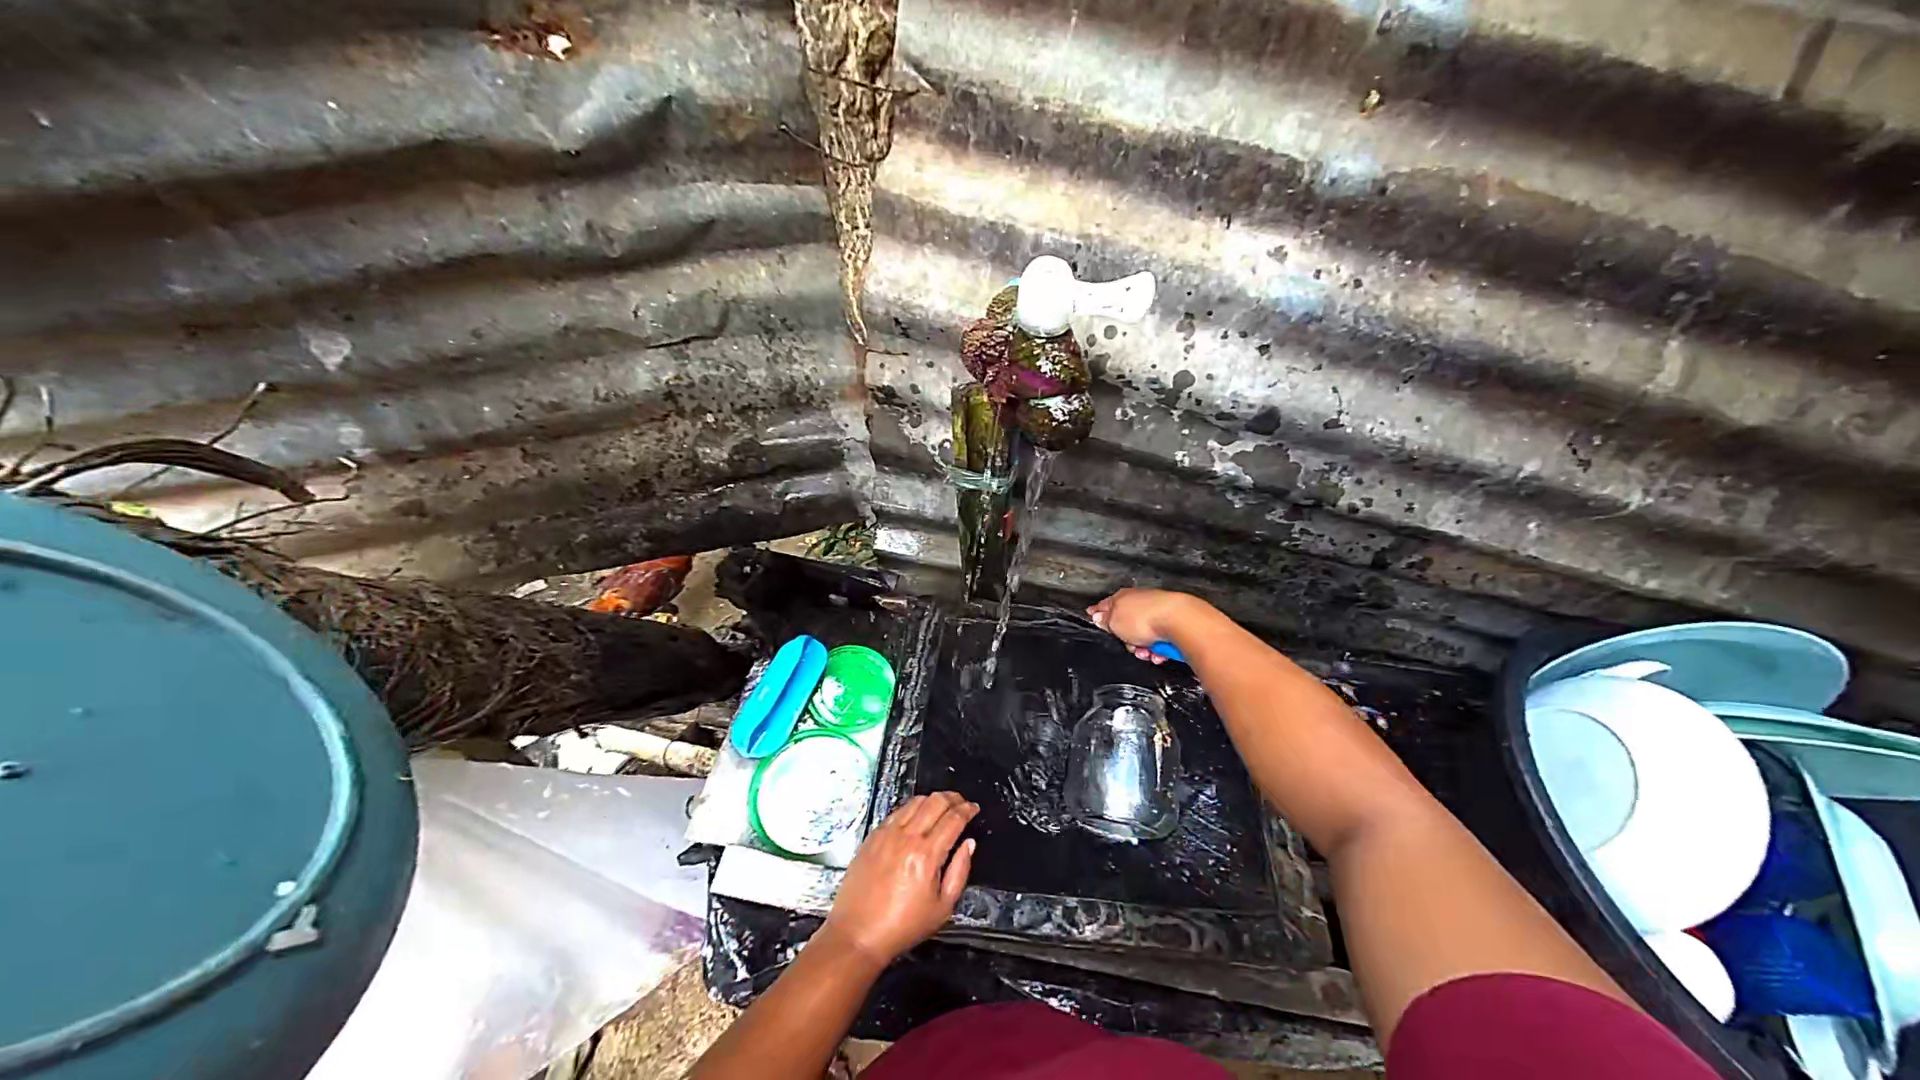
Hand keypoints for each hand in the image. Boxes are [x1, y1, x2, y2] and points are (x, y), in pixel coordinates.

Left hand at [819, 792, 977, 965]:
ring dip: (933, 799)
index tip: (974, 809)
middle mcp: (906, 838)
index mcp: (926, 855)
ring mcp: (887, 834)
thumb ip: (960, 871)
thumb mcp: (942, 907)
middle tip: (962, 803)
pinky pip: (897, 811)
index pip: (953, 819)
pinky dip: (912, 807)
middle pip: (935, 801)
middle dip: (953, 798)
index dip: (967, 810)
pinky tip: (917, 815)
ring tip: (942, 806)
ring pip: (915, 801)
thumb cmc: (901, 926)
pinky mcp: (872, 837)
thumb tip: (969, 845)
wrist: (858, 933)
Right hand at [1087, 588, 1207, 662]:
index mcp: (1123, 597)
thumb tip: (1099, 618)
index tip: (1093, 617)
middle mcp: (1141, 602)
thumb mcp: (1114, 622)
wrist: (1180, 622)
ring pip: (1144, 638)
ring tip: (1148, 651)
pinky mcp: (1173, 625)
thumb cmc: (1148, 617)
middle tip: (1130, 644)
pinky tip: (1159, 653)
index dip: (1099, 613)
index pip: (1106, 605)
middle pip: (1127, 627)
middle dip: (1128, 641)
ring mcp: (1158, 613)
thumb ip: (1105, 620)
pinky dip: (1159, 650)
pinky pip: (1160, 643)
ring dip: (1144, 649)